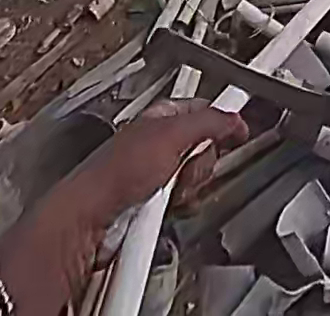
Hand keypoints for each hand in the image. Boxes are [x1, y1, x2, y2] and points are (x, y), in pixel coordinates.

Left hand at [61, 101, 248, 224]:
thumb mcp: (171, 135)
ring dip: (189, 186)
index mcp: (163, 116)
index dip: (222, 119)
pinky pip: (185, 201)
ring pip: (196, 177)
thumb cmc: (116, 170)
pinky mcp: (155, 204)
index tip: (239, 129)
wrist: (90, 219)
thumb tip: (234, 118)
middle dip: (201, 162)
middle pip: (205, 148)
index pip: (205, 109)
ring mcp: (158, 174)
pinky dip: (180, 206)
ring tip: (169, 190)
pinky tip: (165, 207)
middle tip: (185, 167)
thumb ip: (208, 122)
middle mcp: (161, 142)